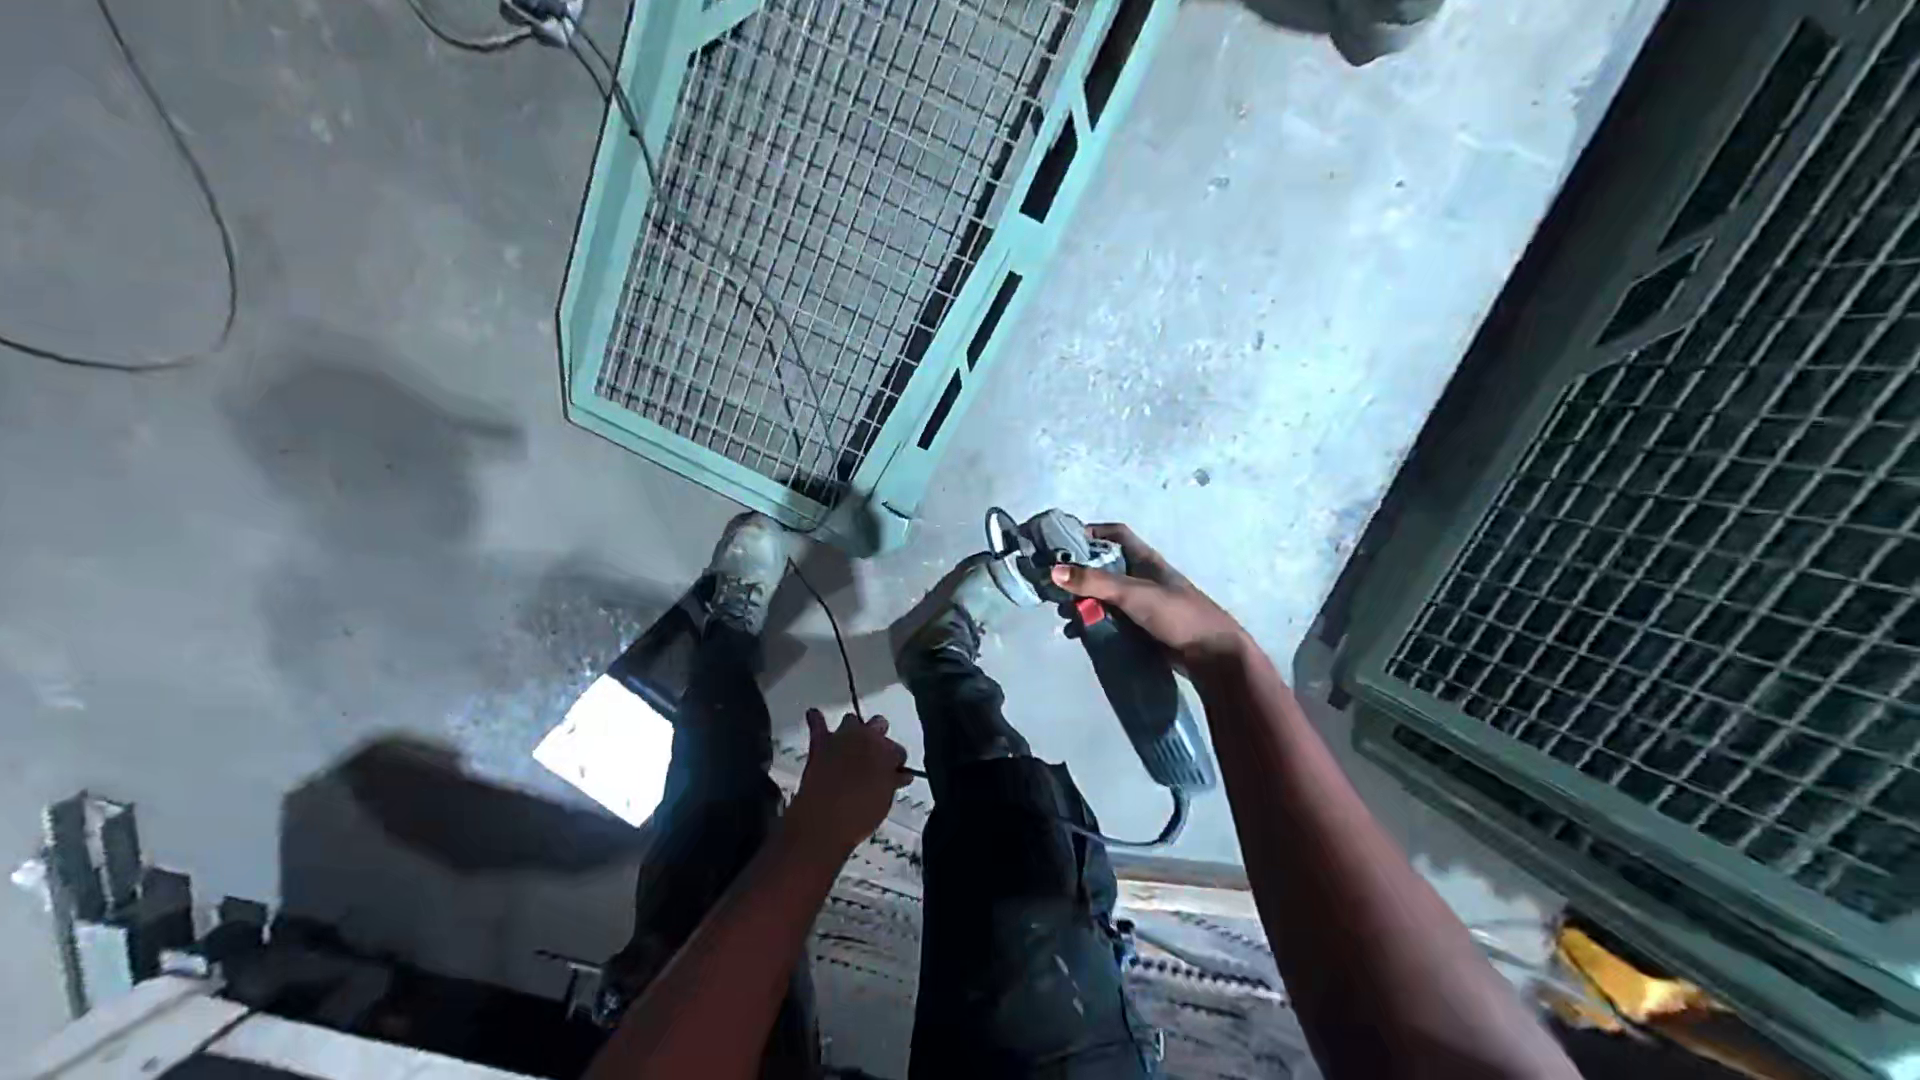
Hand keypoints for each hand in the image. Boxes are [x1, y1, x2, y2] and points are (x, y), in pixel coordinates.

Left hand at [786, 709, 909, 854]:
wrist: (825, 819)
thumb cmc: (861, 815)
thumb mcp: (885, 800)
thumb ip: (892, 782)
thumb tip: (900, 776)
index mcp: (888, 752)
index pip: (898, 751)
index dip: (895, 763)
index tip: (892, 773)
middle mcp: (868, 737)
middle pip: (879, 725)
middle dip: (878, 737)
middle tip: (873, 757)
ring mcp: (843, 737)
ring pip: (851, 720)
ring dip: (852, 730)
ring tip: (850, 744)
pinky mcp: (820, 742)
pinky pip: (817, 722)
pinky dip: (816, 719)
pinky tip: (814, 716)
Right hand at [1050, 523, 1252, 671]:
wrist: (1213, 656)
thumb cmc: (1177, 615)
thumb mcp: (1133, 593)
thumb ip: (1095, 582)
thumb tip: (1054, 572)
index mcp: (1145, 560)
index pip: (1115, 534)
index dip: (1090, 532)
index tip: (1062, 541)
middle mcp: (1141, 578)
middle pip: (1103, 566)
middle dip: (1077, 574)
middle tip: (1053, 585)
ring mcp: (1141, 604)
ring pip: (1103, 595)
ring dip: (1081, 601)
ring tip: (1064, 614)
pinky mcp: (1139, 628)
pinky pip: (1108, 619)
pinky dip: (1091, 622)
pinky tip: (1078, 633)